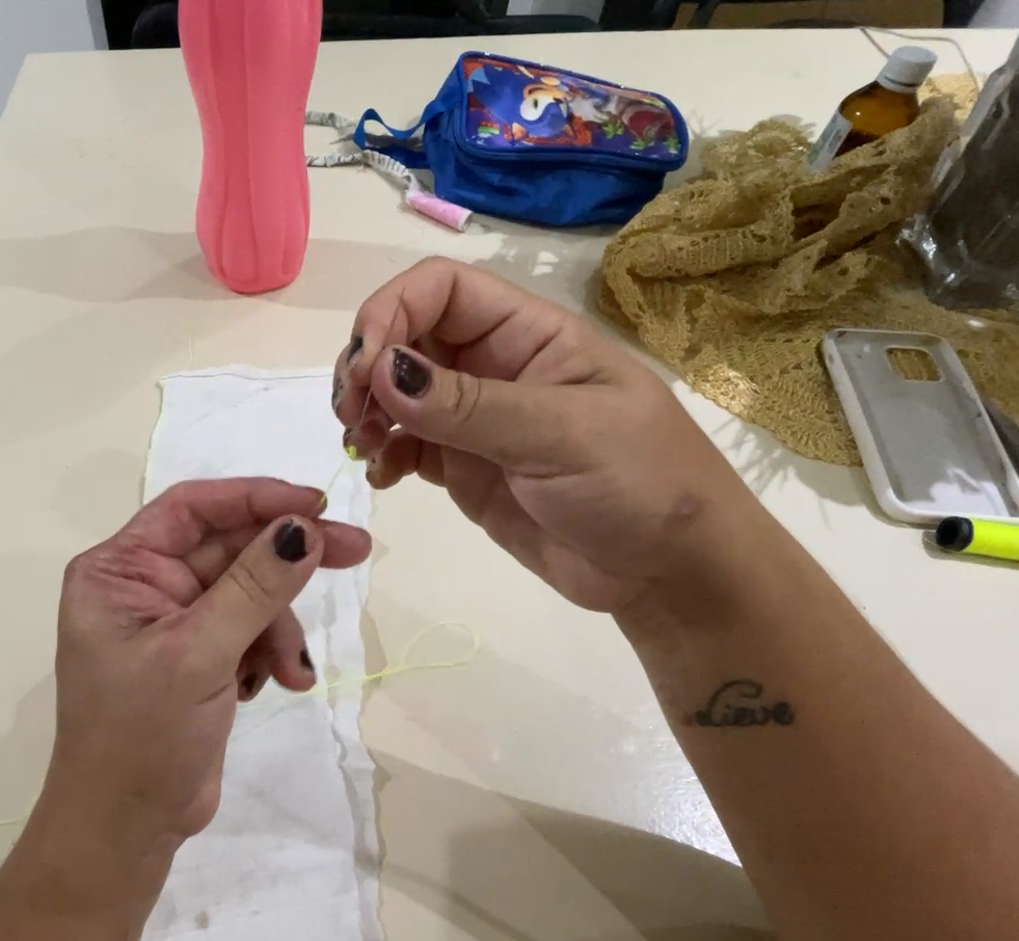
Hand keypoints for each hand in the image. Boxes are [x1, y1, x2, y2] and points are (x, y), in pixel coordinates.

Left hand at [46, 479, 372, 858]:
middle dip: (286, 563)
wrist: (126, 828)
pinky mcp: (201, 657)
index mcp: (120, 570)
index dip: (256, 497)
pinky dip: (271, 653)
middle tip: (357, 554)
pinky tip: (276, 686)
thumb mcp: (198, 653)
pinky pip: (251, 631)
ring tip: (291, 672)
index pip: (193, 508)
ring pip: (251, 593)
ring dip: (279, 628)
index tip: (318, 505)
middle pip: (231, 548)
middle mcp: (145, 586)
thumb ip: (254, 587)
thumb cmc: (141, 736)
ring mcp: (175, 622)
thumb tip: (304, 528)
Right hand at [334, 257, 763, 614]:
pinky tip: (383, 477)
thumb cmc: (642, 485)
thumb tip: (383, 372)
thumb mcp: (563, 435)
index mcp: (530, 334)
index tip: (366, 367)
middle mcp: (494, 366)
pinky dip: (383, 454)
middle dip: (368, 365)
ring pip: (397, 392)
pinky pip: (406, 446)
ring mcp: (475, 420)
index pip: (442, 290)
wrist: (667, 573)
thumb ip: (470, 406)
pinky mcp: (463, 468)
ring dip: (368, 410)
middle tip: (351, 413)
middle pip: (407, 336)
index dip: (392, 311)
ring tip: (364, 446)